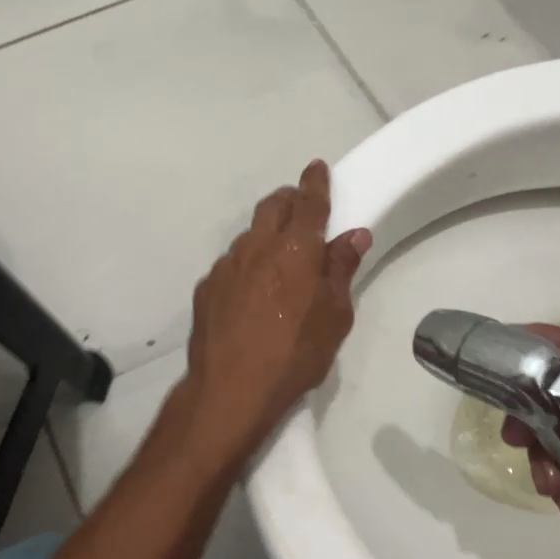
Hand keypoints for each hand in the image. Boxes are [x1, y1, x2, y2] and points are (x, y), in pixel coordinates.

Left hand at [173, 160, 371, 468]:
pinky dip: (245, 266)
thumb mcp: (334, 316)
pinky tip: (250, 291)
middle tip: (300, 207)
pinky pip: (230, 265)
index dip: (315, 183)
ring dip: (265, 235)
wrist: (230, 389)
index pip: (308, 202)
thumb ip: (340, 270)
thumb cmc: (295, 354)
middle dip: (288, 200)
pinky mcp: (206, 288)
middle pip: (271, 207)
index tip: (317, 168)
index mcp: (295, 249)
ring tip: (277, 257)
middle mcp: (256, 247)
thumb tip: (353, 236)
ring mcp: (226, 266)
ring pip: (248, 236)